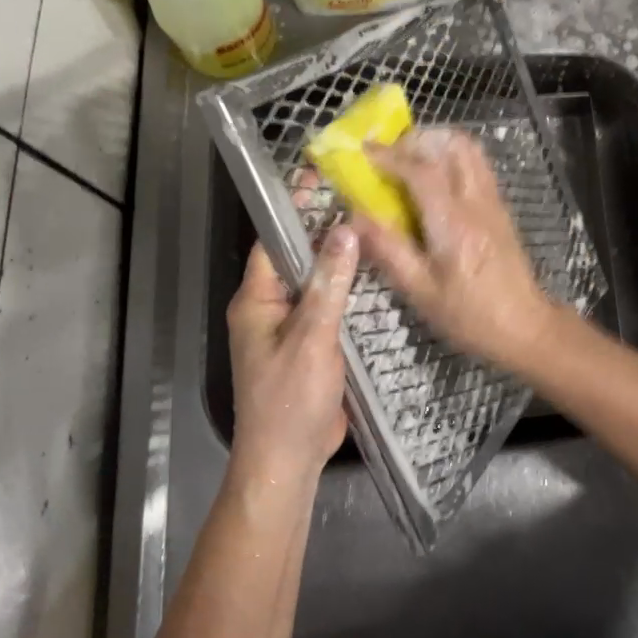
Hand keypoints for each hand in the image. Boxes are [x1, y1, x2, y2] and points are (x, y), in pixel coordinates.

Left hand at [226, 190, 356, 477]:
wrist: (287, 461)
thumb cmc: (289, 400)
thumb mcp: (311, 338)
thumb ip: (328, 284)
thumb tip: (345, 230)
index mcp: (257, 300)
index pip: (274, 240)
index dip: (296, 207)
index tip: (322, 175)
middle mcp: (271, 307)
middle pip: (298, 256)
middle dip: (324, 226)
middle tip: (360, 193)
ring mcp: (293, 326)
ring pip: (318, 280)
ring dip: (342, 256)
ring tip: (377, 223)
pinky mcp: (314, 344)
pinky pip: (331, 304)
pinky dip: (352, 286)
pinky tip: (381, 272)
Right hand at [354, 129, 556, 364]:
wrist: (525, 326)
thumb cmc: (470, 316)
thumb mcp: (421, 293)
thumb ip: (389, 251)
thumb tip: (355, 219)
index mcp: (453, 224)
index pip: (422, 171)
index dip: (390, 155)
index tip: (363, 151)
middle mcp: (476, 202)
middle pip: (452, 144)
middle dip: (416, 140)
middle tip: (388, 155)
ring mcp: (493, 201)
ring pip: (469, 148)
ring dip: (437, 143)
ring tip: (409, 162)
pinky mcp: (500, 206)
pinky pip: (477, 164)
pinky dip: (453, 157)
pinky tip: (433, 180)